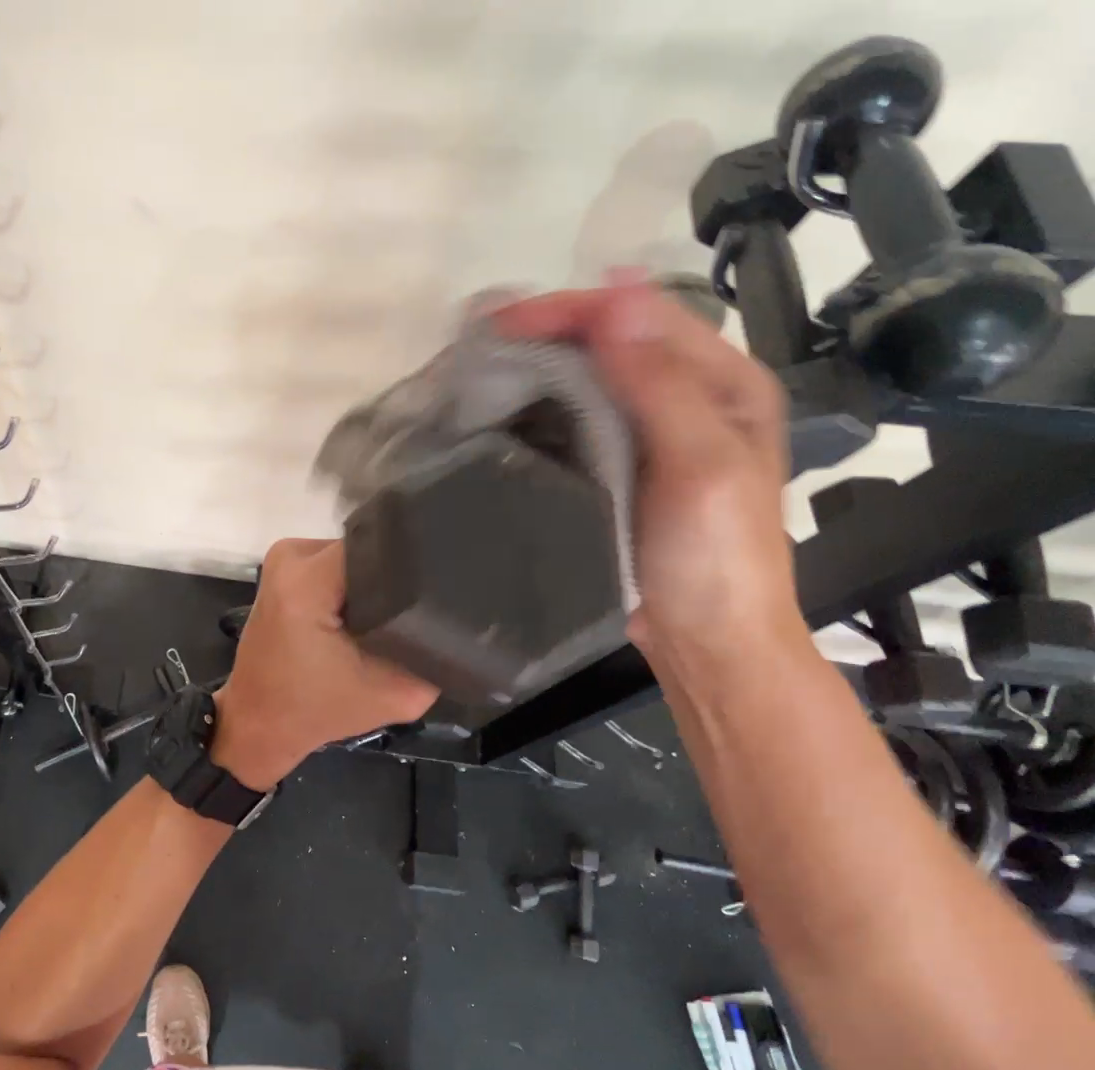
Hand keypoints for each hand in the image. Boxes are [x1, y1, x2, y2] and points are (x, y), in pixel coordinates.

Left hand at [211, 539, 438, 789]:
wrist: (260, 723)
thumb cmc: (317, 710)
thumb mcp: (395, 695)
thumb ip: (433, 658)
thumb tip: (462, 625)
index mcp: (307, 578)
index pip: (381, 545)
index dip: (416, 566)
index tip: (442, 590)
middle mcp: (291, 556)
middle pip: (368, 548)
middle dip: (397, 577)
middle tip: (427, 609)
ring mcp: (284, 559)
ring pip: (354, 556)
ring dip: (377, 583)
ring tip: (402, 614)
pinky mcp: (285, 572)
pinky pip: (335, 565)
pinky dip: (354, 586)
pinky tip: (373, 612)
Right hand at [493, 279, 810, 670]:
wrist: (708, 641)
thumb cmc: (716, 557)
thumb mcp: (701, 466)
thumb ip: (662, 385)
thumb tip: (613, 299)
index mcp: (723, 382)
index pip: (639, 315)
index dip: (569, 310)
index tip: (497, 325)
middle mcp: (688, 392)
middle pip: (610, 336)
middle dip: (544, 331)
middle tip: (475, 345)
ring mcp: (650, 429)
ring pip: (588, 373)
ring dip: (536, 363)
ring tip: (477, 371)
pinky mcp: (617, 462)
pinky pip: (574, 414)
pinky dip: (537, 403)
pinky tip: (500, 410)